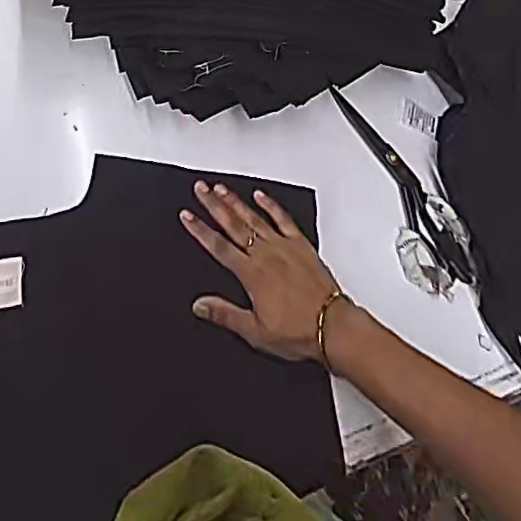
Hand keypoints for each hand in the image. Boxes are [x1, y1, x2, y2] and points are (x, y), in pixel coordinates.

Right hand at [179, 181, 345, 362]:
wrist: (333, 327)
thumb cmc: (299, 331)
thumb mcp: (255, 331)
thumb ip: (225, 315)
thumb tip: (201, 306)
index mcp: (252, 274)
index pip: (218, 246)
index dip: (200, 230)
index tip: (188, 216)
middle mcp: (266, 255)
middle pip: (233, 224)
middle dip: (213, 204)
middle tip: (201, 189)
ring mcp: (284, 247)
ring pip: (254, 218)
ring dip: (236, 201)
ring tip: (221, 189)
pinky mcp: (301, 245)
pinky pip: (283, 219)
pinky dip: (270, 205)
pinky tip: (260, 196)